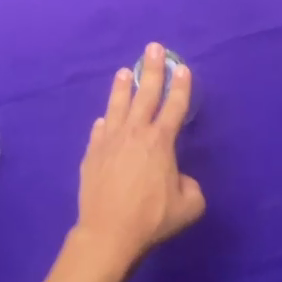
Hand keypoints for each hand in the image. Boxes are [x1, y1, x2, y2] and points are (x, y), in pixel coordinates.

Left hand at [71, 43, 204, 268]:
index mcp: (161, 142)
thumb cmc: (152, 218)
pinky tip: (103, 120)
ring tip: (123, 71)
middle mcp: (134, 134)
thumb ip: (190, 186)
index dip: (181, 86)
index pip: (175, 106)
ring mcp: (109, 143)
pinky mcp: (91, 156)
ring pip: (117, 107)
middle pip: (145, 95)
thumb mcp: (189, 206)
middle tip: (154, 48)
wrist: (109, 233)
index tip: (183, 68)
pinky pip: (99, 133)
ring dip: (122, 87)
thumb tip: (179, 179)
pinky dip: (103, 124)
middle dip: (152, 70)